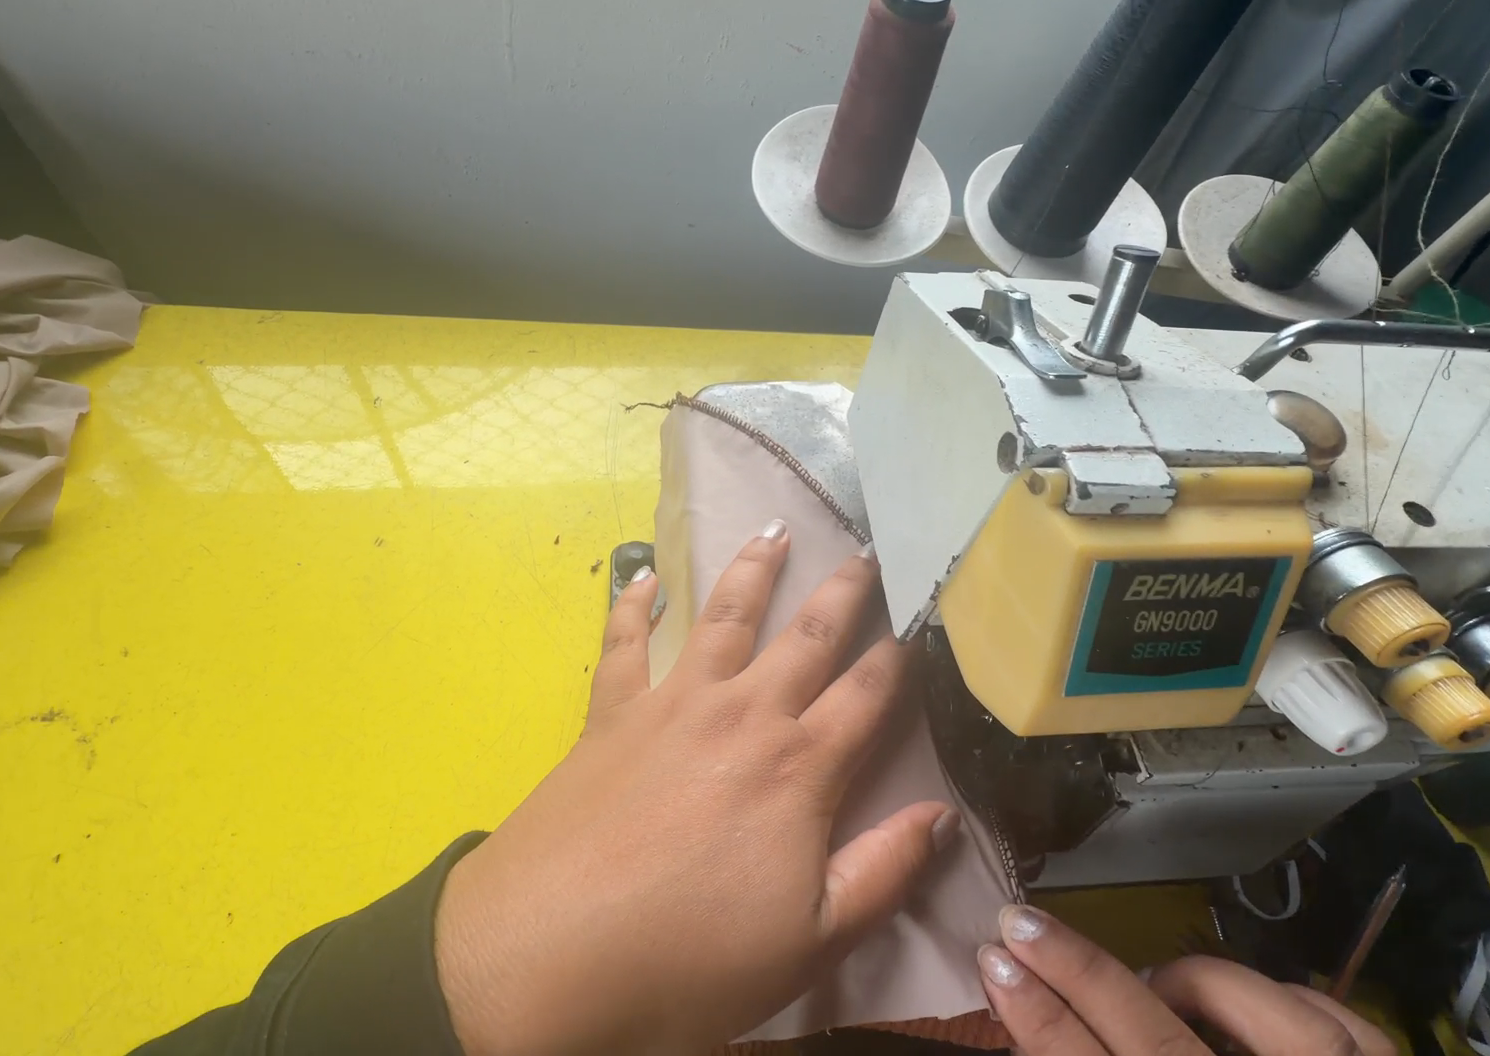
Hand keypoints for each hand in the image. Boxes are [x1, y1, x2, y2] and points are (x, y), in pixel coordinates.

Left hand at [434, 521, 959, 1055]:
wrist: (545, 958)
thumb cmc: (687, 959)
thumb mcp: (810, 943)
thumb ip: (883, 873)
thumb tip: (943, 817)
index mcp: (797, 767)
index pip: (868, 693)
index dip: (902, 654)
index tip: (923, 616)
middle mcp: (742, 714)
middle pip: (807, 636)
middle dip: (843, 591)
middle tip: (865, 549)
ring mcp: (672, 704)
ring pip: (724, 616)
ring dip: (753, 570)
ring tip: (773, 530)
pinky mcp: (611, 712)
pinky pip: (623, 642)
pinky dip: (631, 604)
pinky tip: (640, 576)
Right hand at [979, 906, 1395, 1055]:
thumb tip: (1043, 1043)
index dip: (1040, 1020)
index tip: (990, 960)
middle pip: (1152, 1038)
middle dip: (1075, 970)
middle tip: (1016, 920)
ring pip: (1249, 1007)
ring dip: (1180, 981)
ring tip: (1152, 990)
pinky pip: (1335, 1016)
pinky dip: (1278, 995)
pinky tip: (1245, 1007)